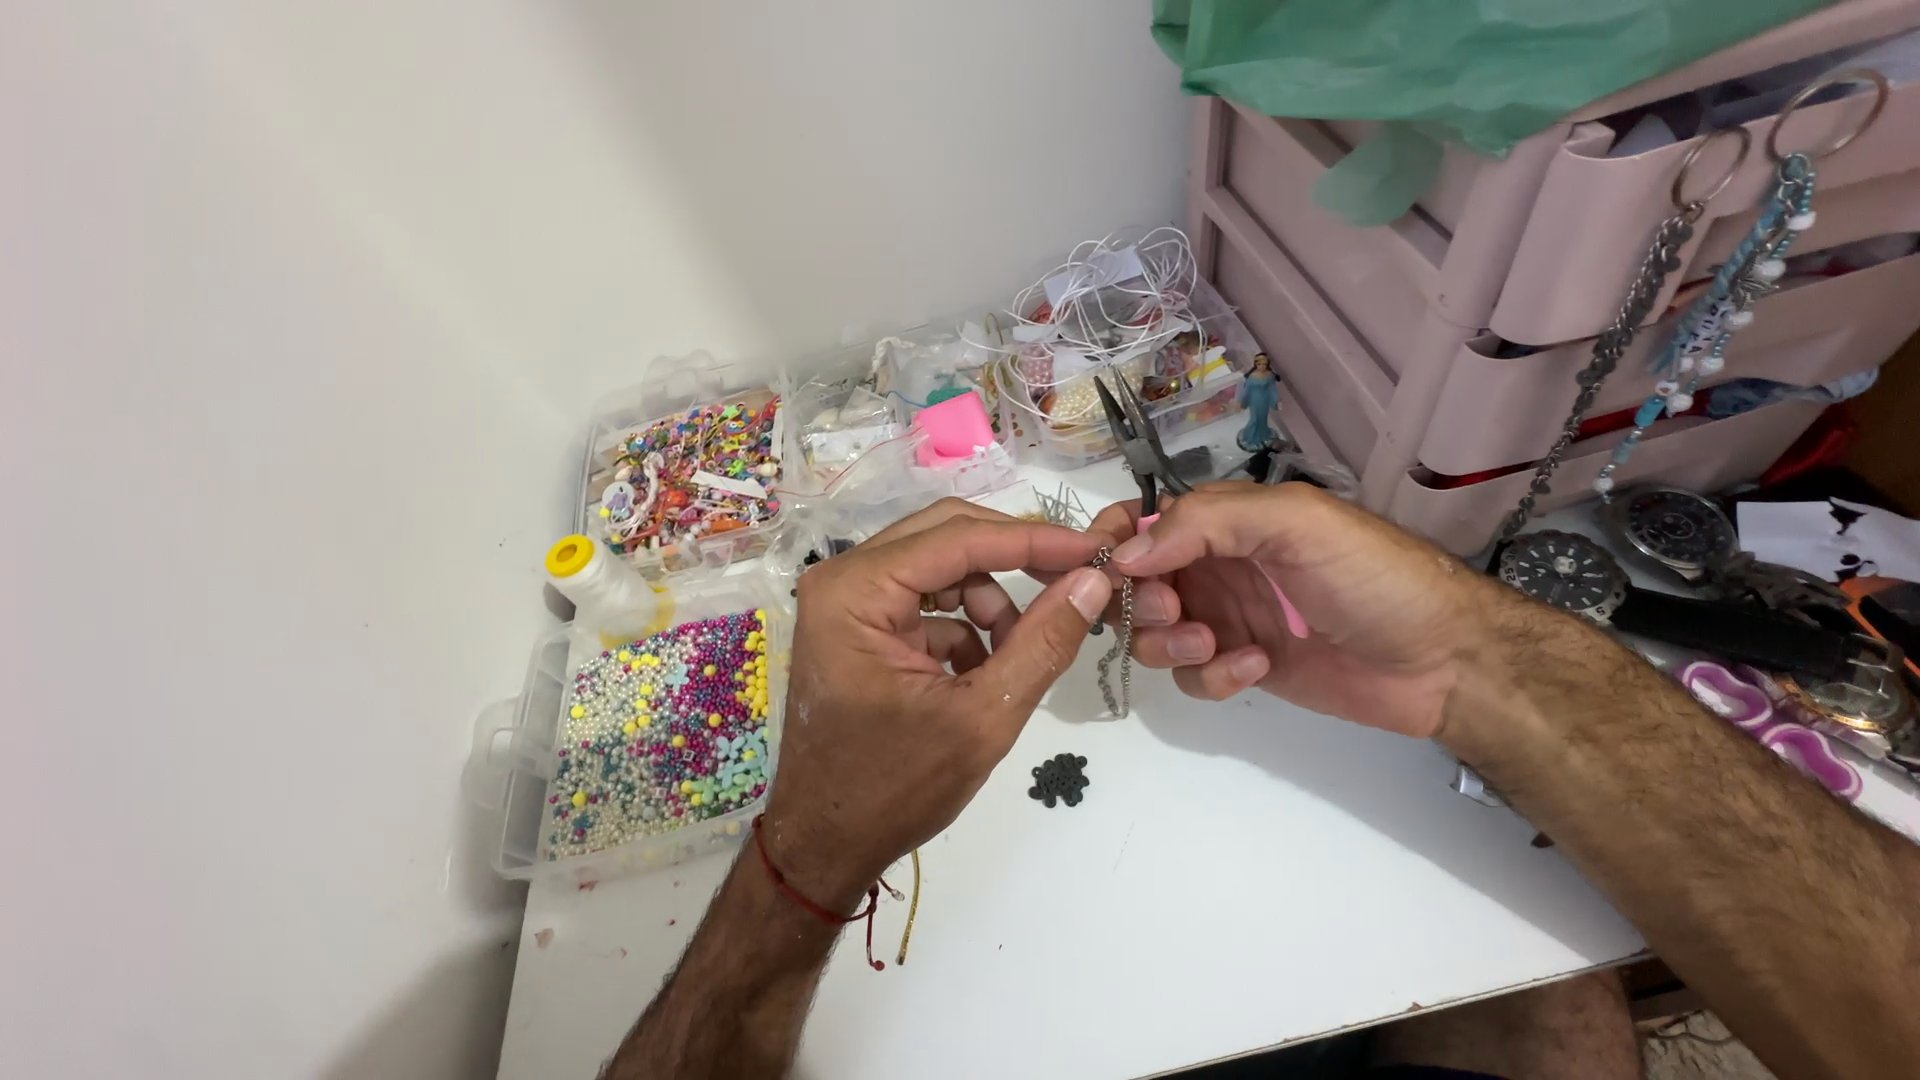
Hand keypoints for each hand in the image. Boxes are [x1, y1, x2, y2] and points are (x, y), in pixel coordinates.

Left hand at [761, 499, 1113, 908]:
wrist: (828, 845)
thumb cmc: (895, 789)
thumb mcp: (983, 717)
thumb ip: (1042, 643)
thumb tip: (1093, 579)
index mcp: (854, 590)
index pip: (957, 537)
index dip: (1032, 539)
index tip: (1094, 550)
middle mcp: (842, 579)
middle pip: (946, 535)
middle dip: (1013, 558)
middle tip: (1070, 582)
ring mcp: (848, 602)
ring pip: (940, 566)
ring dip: (989, 599)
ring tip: (1014, 653)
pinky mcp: (862, 627)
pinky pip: (927, 601)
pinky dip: (965, 626)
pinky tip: (980, 672)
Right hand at [1089, 482, 1486, 737]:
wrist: (1443, 658)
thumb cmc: (1370, 574)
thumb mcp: (1292, 522)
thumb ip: (1204, 523)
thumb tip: (1123, 554)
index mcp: (1219, 521)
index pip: (1137, 522)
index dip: (1108, 542)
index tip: (1100, 570)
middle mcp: (1210, 567)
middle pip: (1131, 585)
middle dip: (1140, 601)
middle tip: (1175, 610)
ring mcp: (1222, 619)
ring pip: (1150, 635)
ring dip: (1170, 642)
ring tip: (1217, 644)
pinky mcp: (1237, 668)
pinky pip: (1189, 677)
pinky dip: (1213, 676)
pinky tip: (1258, 666)